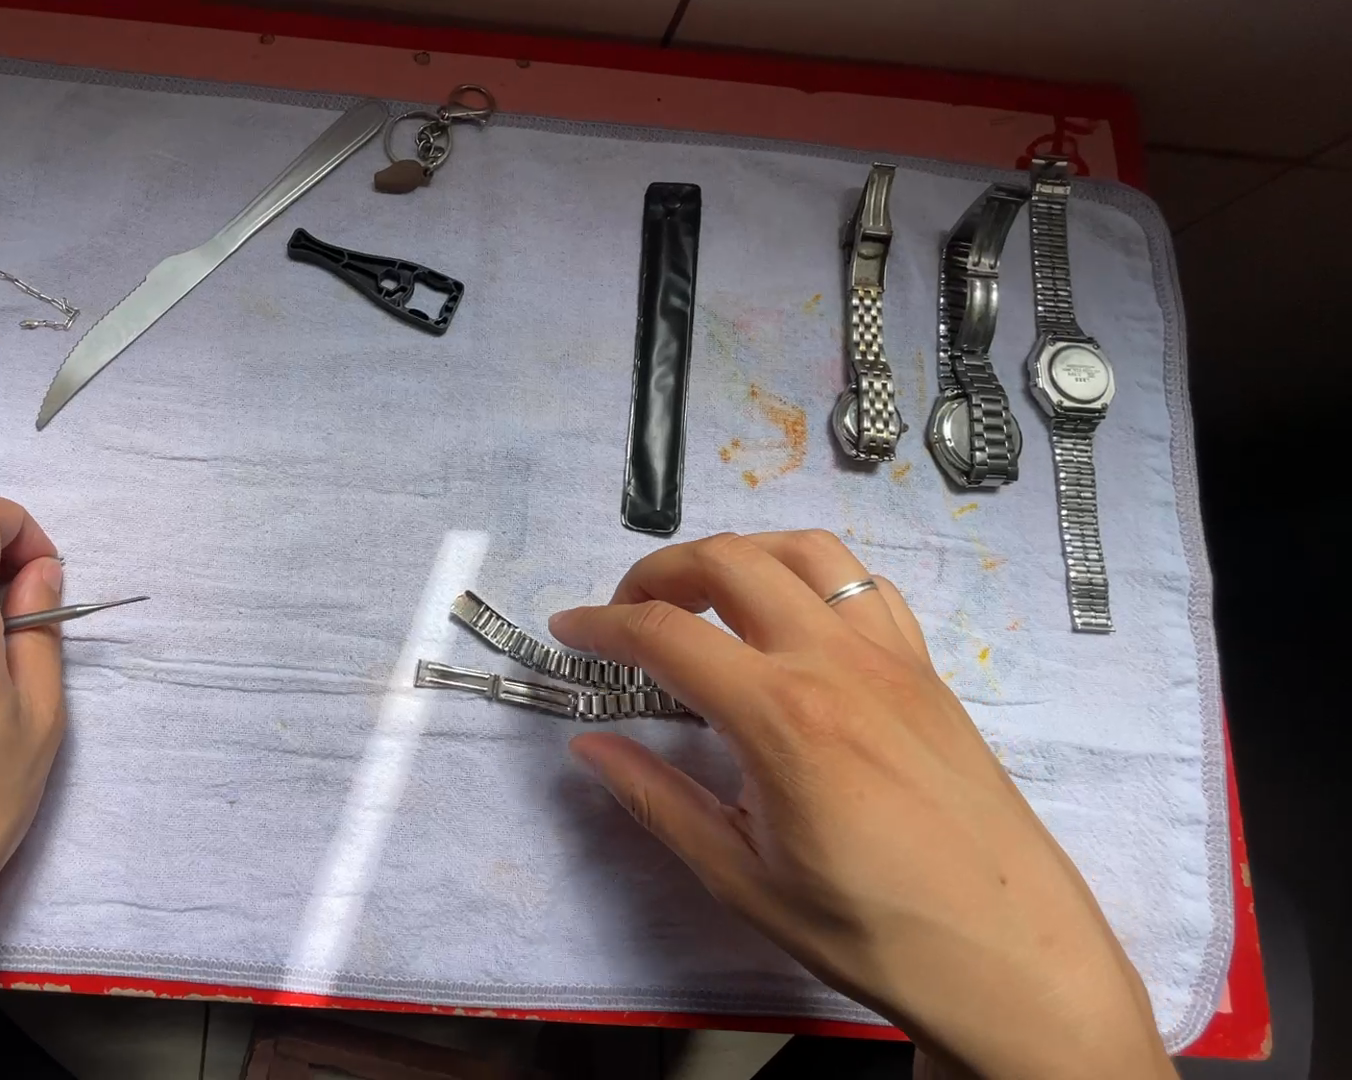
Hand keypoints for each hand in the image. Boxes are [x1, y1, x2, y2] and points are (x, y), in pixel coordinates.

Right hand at [551, 531, 1173, 1079]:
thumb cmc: (870, 932)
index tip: (566, 630)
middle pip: (727, 561)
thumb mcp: (737, 876)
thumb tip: (586, 745)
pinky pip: (860, 583)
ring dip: (732, 556)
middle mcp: (834, 662)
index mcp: (781, 717)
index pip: (665, 635)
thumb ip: (653, 797)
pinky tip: (785, 618)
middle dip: (656, 571)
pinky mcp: (924, 668)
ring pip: (799, 550)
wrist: (1023, 969)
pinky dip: (803, 574)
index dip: (600, 624)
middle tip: (624, 614)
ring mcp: (890, 656)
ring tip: (700, 598)